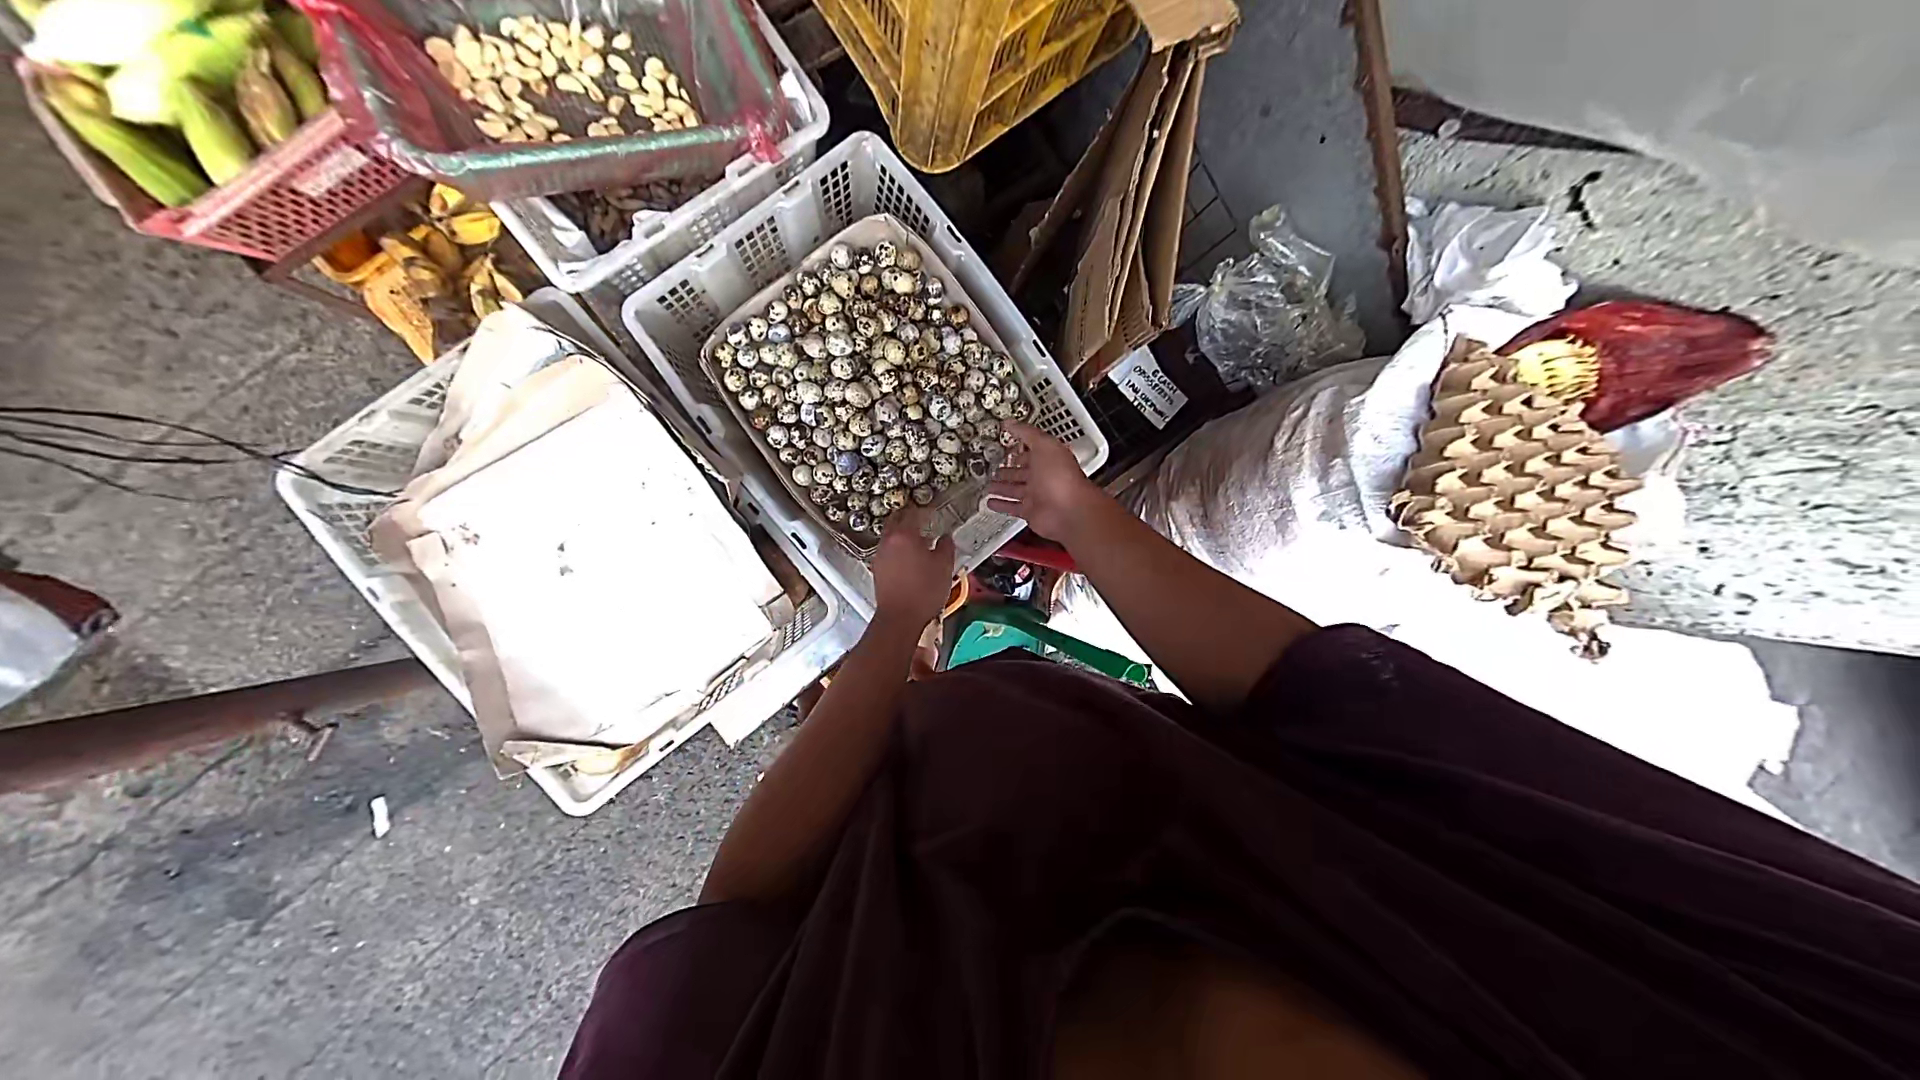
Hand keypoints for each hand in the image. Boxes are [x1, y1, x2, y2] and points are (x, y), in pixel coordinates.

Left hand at [870, 507, 955, 626]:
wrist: (900, 618)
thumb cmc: (923, 592)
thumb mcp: (944, 566)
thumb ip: (946, 546)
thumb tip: (946, 538)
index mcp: (905, 535)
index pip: (912, 513)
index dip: (923, 510)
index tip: (930, 512)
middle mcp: (888, 542)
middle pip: (896, 520)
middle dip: (908, 517)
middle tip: (921, 519)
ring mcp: (880, 555)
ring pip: (890, 535)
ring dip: (902, 533)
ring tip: (918, 539)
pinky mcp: (877, 569)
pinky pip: (888, 550)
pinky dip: (897, 548)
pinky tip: (909, 558)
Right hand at [985, 421, 1109, 544]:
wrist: (1069, 511)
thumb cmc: (1062, 478)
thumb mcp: (1044, 445)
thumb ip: (1027, 433)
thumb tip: (1011, 423)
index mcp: (1048, 459)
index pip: (1031, 451)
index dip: (1019, 448)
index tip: (1007, 445)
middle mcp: (1044, 477)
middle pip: (1022, 472)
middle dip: (1008, 469)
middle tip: (996, 467)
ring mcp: (1038, 496)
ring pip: (1015, 490)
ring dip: (1002, 487)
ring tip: (990, 484)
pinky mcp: (1031, 512)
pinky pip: (1012, 507)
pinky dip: (1001, 505)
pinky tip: (991, 502)